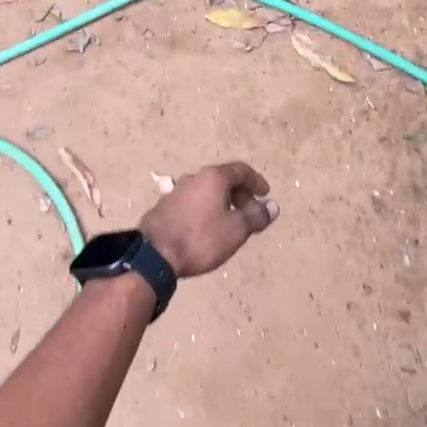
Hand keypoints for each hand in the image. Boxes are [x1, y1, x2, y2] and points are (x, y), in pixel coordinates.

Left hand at [140, 162, 278, 277]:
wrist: (154, 255)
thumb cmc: (201, 239)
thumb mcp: (236, 230)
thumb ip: (256, 216)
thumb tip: (273, 206)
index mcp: (213, 178)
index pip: (241, 171)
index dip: (256, 181)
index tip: (265, 194)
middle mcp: (193, 178)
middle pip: (222, 180)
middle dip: (239, 194)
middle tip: (250, 211)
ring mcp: (175, 192)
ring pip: (205, 192)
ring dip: (221, 202)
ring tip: (229, 222)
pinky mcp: (163, 208)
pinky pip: (191, 203)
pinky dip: (204, 210)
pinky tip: (205, 228)